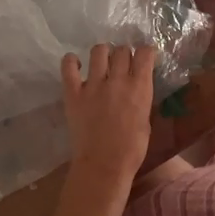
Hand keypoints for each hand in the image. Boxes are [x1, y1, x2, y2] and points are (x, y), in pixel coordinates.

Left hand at [61, 44, 157, 183]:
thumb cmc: (132, 149)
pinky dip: (71, 61)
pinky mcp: (73, 93)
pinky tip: (76, 64)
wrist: (104, 165)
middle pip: (122, 50)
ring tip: (102, 62)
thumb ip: (142, 99)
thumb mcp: (146, 120)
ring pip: (99, 51)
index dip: (146, 52)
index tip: (144, 57)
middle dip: (125, 54)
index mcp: (140, 87)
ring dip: (103, 53)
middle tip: (122, 64)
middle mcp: (117, 80)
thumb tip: (138, 88)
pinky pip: (68, 67)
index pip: (145, 53)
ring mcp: (93, 85)